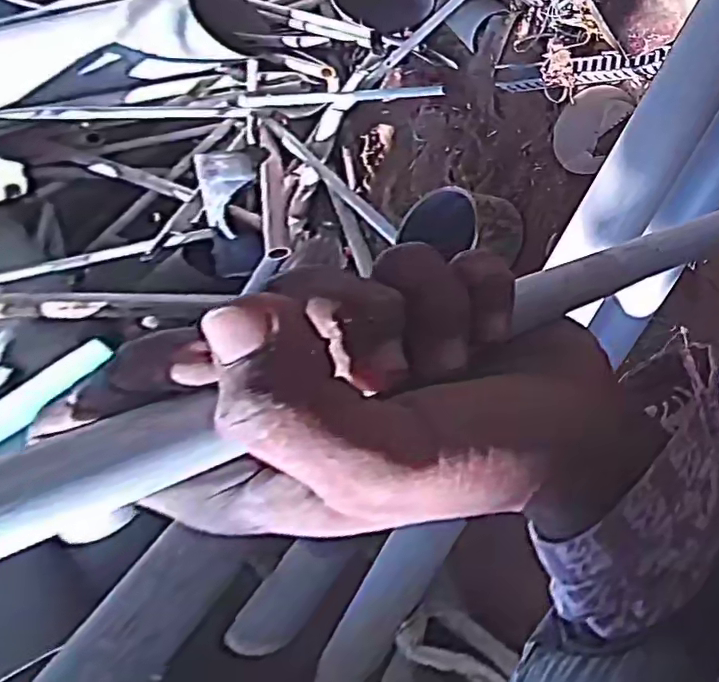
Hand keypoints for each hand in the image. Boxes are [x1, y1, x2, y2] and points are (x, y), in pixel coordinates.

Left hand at [36, 246, 664, 538]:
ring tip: (456, 357)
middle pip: (278, 300)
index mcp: (268, 455)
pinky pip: (440, 254)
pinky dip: (476, 286)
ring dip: (430, 307)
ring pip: (371, 266)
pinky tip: (488, 330)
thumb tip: (229, 324)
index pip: (141, 406)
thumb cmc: (488, 465)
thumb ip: (287, 412)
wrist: (578, 428)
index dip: (180, 361)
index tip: (254, 347)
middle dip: (351, 317)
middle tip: (391, 367)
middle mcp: (316, 385)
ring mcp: (382, 334)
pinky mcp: (438, 299)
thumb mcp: (380, 465)